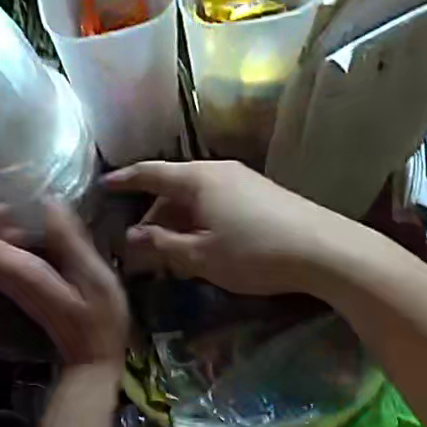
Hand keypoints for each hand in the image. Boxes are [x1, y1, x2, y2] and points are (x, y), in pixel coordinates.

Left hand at [0, 186, 128, 367]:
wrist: (91, 355)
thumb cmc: (99, 320)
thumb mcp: (95, 277)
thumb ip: (70, 240)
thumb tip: (49, 202)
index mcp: (19, 271)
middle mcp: (4, 275)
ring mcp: (6, 279)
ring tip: (8, 197)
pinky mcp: (15, 280)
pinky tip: (22, 220)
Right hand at [108, 160, 380, 296]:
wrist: (323, 250)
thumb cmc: (253, 253)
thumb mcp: (199, 256)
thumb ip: (161, 245)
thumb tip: (131, 237)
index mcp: (196, 179)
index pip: (149, 172)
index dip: (124, 180)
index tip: (103, 186)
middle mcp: (217, 170)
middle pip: (172, 186)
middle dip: (151, 212)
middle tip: (137, 242)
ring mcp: (241, 179)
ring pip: (194, 195)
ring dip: (175, 219)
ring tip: (167, 250)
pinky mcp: (259, 193)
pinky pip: (214, 200)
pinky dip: (197, 218)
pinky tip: (199, 244)